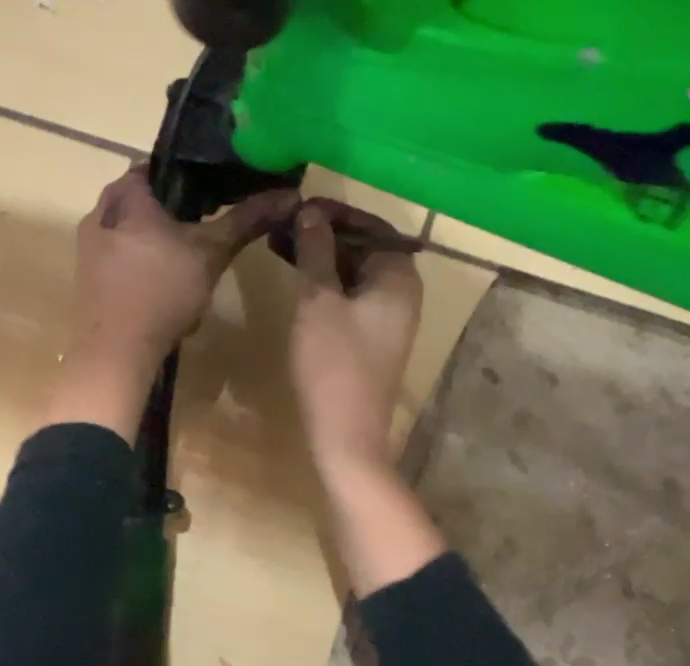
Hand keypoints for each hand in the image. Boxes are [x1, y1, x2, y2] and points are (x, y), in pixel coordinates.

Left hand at [50, 167, 295, 439]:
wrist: (115, 353)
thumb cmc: (161, 291)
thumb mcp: (211, 252)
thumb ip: (247, 220)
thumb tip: (290, 196)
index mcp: (125, 193)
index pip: (161, 165)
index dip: (191, 174)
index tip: (217, 191)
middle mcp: (99, 212)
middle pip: (146, 201)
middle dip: (175, 214)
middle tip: (207, 228)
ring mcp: (88, 250)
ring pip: (133, 234)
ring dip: (159, 245)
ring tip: (190, 262)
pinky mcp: (87, 282)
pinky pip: (121, 263)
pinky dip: (143, 270)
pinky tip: (165, 292)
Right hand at [285, 198, 423, 477]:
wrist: (346, 434)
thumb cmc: (333, 364)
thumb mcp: (318, 301)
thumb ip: (315, 251)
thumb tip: (310, 211)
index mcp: (399, 275)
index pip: (372, 225)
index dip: (336, 212)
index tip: (299, 206)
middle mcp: (404, 292)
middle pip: (366, 248)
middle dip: (327, 235)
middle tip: (286, 227)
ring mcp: (391, 319)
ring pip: (357, 274)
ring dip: (324, 260)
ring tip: (285, 248)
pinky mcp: (374, 340)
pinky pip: (353, 298)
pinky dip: (329, 285)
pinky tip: (301, 282)